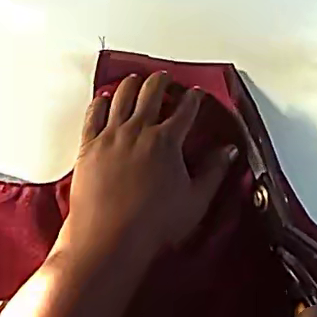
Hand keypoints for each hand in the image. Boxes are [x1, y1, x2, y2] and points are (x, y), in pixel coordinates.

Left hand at [54, 72, 238, 279]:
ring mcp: (111, 135)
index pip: (184, 110)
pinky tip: (104, 98)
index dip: (192, 99)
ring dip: (131, 84)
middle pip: (151, 93)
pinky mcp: (89, 144)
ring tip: (136, 79)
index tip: (194, 94)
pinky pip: (93, 113)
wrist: (109, 238)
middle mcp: (138, 130)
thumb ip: (213, 171)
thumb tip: (227, 152)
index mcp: (166, 141)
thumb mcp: (195, 201)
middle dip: (160, 81)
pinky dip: (100, 101)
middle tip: (164, 78)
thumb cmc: (151, 225)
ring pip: (122, 96)